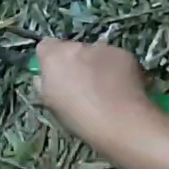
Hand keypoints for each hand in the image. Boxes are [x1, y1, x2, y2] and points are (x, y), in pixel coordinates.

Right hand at [35, 39, 155, 144]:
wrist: (120, 122)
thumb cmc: (78, 118)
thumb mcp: (50, 104)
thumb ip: (43, 84)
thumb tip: (45, 77)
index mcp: (53, 57)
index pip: (45, 46)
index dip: (48, 60)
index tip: (55, 76)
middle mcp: (77, 46)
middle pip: (71, 49)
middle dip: (73, 62)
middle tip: (81, 85)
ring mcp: (103, 48)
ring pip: (94, 53)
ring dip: (94, 64)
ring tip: (104, 89)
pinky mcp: (125, 54)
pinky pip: (114, 58)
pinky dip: (114, 69)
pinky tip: (120, 88)